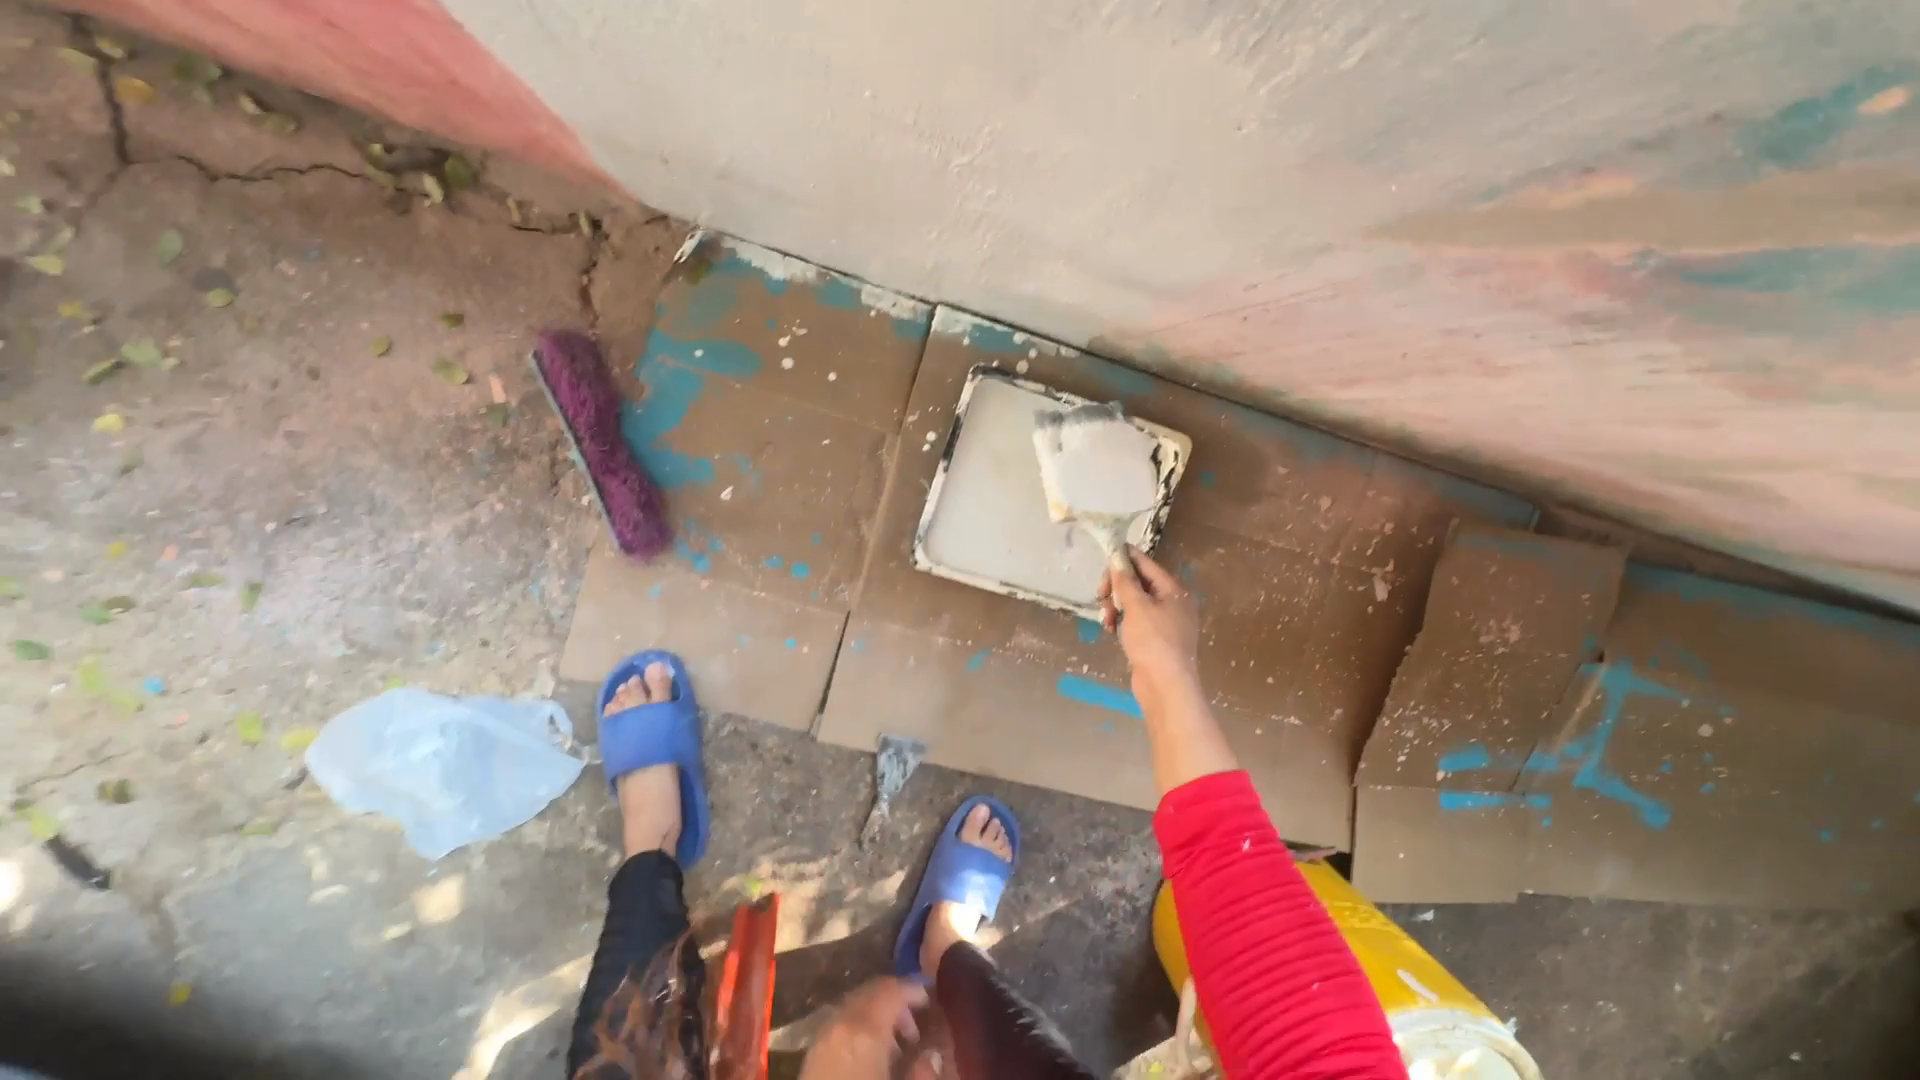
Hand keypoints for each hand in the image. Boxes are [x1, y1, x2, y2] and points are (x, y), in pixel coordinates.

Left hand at [798, 977, 927, 1079]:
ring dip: (876, 1017)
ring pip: (853, 1010)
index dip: (913, 989)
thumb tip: (932, 1056)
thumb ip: (923, 1074)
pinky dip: (858, 1031)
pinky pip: (839, 1028)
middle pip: (870, 994)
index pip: (891, 990)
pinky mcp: (810, 1060)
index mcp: (865, 1031)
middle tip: (917, 1027)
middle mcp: (840, 1026)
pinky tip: (870, 1059)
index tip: (932, 998)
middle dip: (896, 1002)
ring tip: (897, 1048)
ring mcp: (821, 1042)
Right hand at [1098, 547, 1201, 712]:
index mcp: (1173, 589)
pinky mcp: (1156, 638)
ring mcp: (1165, 621)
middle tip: (1102, 598)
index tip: (1103, 559)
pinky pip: (1135, 620)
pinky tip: (1111, 631)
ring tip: (1107, 622)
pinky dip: (1122, 622)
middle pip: (1138, 582)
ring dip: (1116, 607)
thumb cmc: (1153, 642)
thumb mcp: (1136, 607)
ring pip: (1134, 602)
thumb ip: (1125, 581)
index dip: (1124, 558)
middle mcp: (1172, 602)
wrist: (1166, 686)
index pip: (1145, 563)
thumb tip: (1118, 560)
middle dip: (1116, 588)